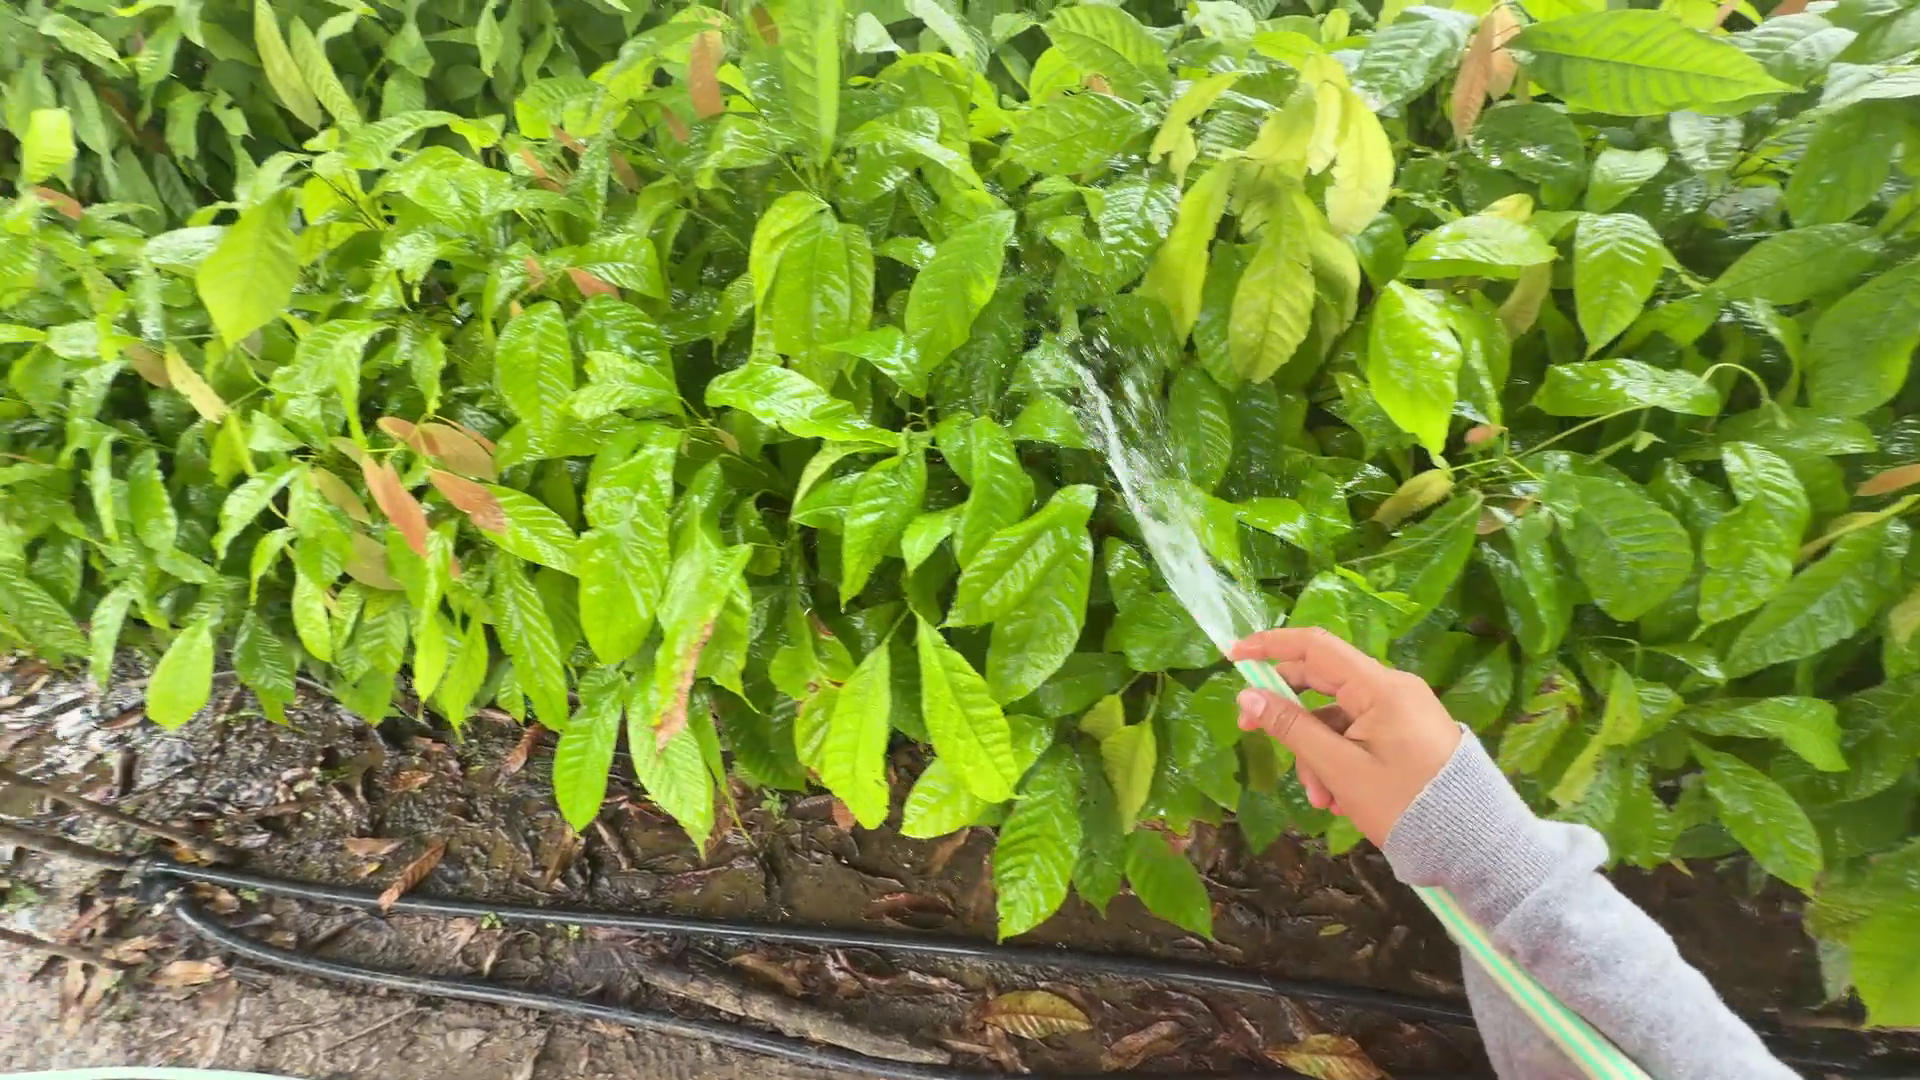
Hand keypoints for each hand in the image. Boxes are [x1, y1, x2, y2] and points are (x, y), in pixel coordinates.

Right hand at [1230, 628, 1462, 845]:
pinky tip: (1338, 799)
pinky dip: (1337, 759)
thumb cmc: (1406, 805)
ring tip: (1320, 799)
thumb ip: (1290, 727)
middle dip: (1287, 714)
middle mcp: (1391, 688)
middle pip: (1320, 682)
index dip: (1269, 646)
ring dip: (1314, 750)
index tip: (1233, 657)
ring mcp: (1400, 711)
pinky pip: (1356, 733)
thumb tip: (1247, 697)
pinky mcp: (1406, 733)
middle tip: (1250, 732)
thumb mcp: (1338, 768)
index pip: (1313, 646)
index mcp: (1379, 687)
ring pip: (1335, 715)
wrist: (1482, 852)